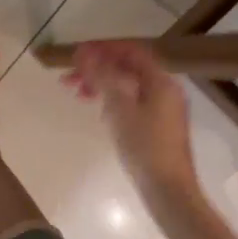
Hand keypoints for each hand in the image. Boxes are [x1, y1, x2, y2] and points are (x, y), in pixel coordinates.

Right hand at [61, 41, 199, 194]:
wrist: (169, 189)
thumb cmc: (144, 146)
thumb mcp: (119, 108)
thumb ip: (102, 77)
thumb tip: (85, 53)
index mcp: (160, 81)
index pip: (130, 51)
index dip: (102, 49)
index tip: (76, 55)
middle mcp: (165, 90)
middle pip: (127, 69)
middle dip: (97, 70)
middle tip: (68, 80)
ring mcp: (163, 109)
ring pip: (128, 87)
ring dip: (102, 86)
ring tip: (79, 95)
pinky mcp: (158, 127)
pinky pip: (132, 103)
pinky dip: (113, 101)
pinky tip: (100, 114)